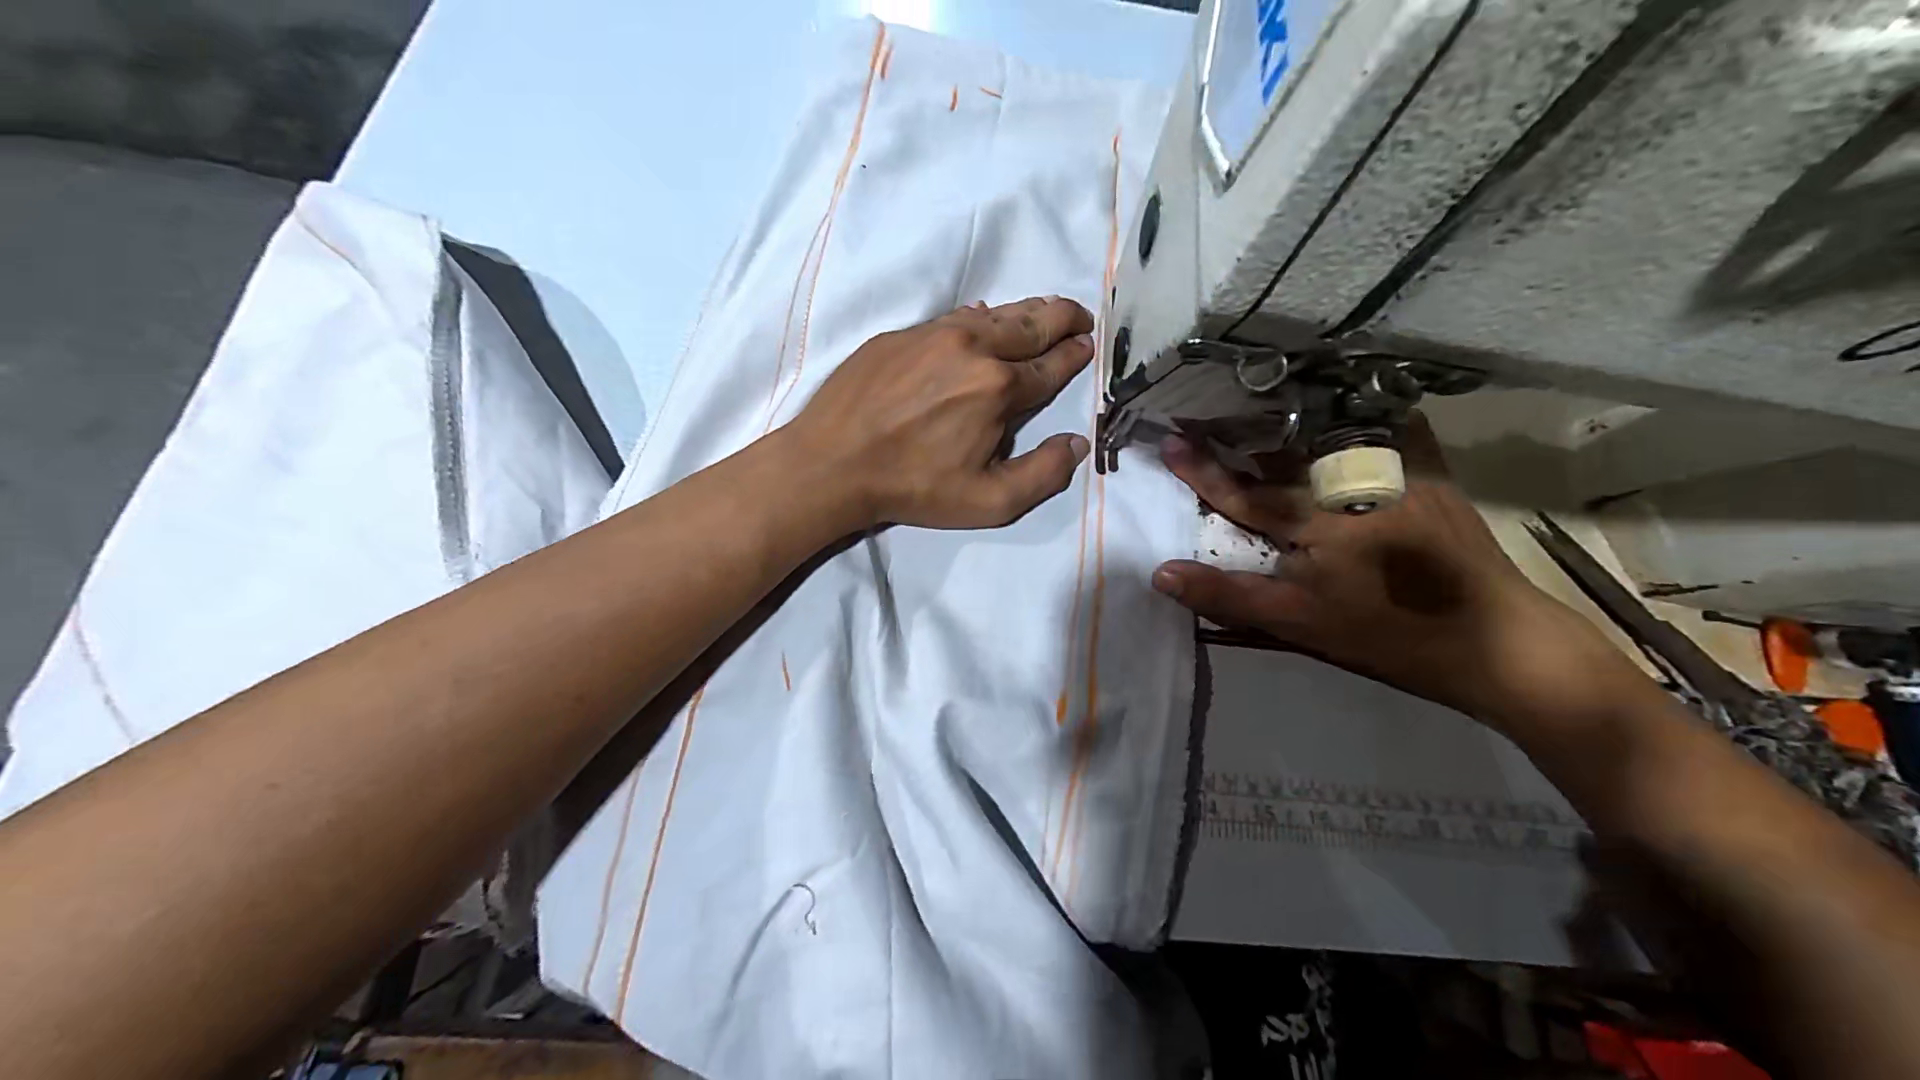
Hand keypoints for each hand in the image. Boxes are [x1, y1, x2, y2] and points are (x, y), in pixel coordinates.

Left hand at [784, 296, 1095, 529]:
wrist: (832, 464)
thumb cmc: (913, 488)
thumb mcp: (989, 501)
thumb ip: (1044, 474)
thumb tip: (1077, 442)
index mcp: (998, 387)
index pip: (1051, 364)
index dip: (1075, 354)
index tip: (1089, 345)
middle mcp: (972, 348)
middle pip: (1031, 323)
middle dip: (1063, 317)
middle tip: (1080, 317)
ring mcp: (932, 335)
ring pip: (994, 314)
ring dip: (1025, 312)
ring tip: (1043, 312)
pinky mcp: (900, 335)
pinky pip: (953, 317)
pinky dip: (980, 317)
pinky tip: (984, 318)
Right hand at [1150, 417, 1640, 735]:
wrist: (1498, 642)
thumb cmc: (1389, 637)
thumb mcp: (1300, 624)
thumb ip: (1229, 595)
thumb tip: (1162, 573)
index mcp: (1317, 522)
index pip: (1242, 493)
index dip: (1201, 471)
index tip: (1169, 441)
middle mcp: (1353, 484)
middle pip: (1281, 450)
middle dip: (1239, 431)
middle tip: (1208, 409)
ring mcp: (1399, 472)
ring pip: (1330, 431)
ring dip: (1289, 417)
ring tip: (1259, 401)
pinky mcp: (1433, 471)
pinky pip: (1387, 426)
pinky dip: (1354, 412)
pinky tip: (1338, 404)